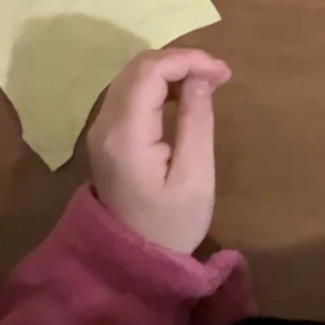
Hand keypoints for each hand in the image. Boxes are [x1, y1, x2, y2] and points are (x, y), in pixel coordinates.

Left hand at [87, 48, 232, 253]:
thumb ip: (197, 121)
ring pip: (133, 76)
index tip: (223, 72)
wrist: (131, 263)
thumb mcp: (195, 176)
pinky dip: (159, 84)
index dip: (188, 60)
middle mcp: (105, 124)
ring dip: (171, 70)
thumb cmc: (171, 225)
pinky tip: (185, 95)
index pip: (150, 71)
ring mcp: (101, 129)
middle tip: (220, 75)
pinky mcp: (107, 136)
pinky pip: (130, 93)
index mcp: (125, 134)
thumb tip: (201, 77)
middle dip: (181, 61)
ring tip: (208, 82)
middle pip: (138, 67)